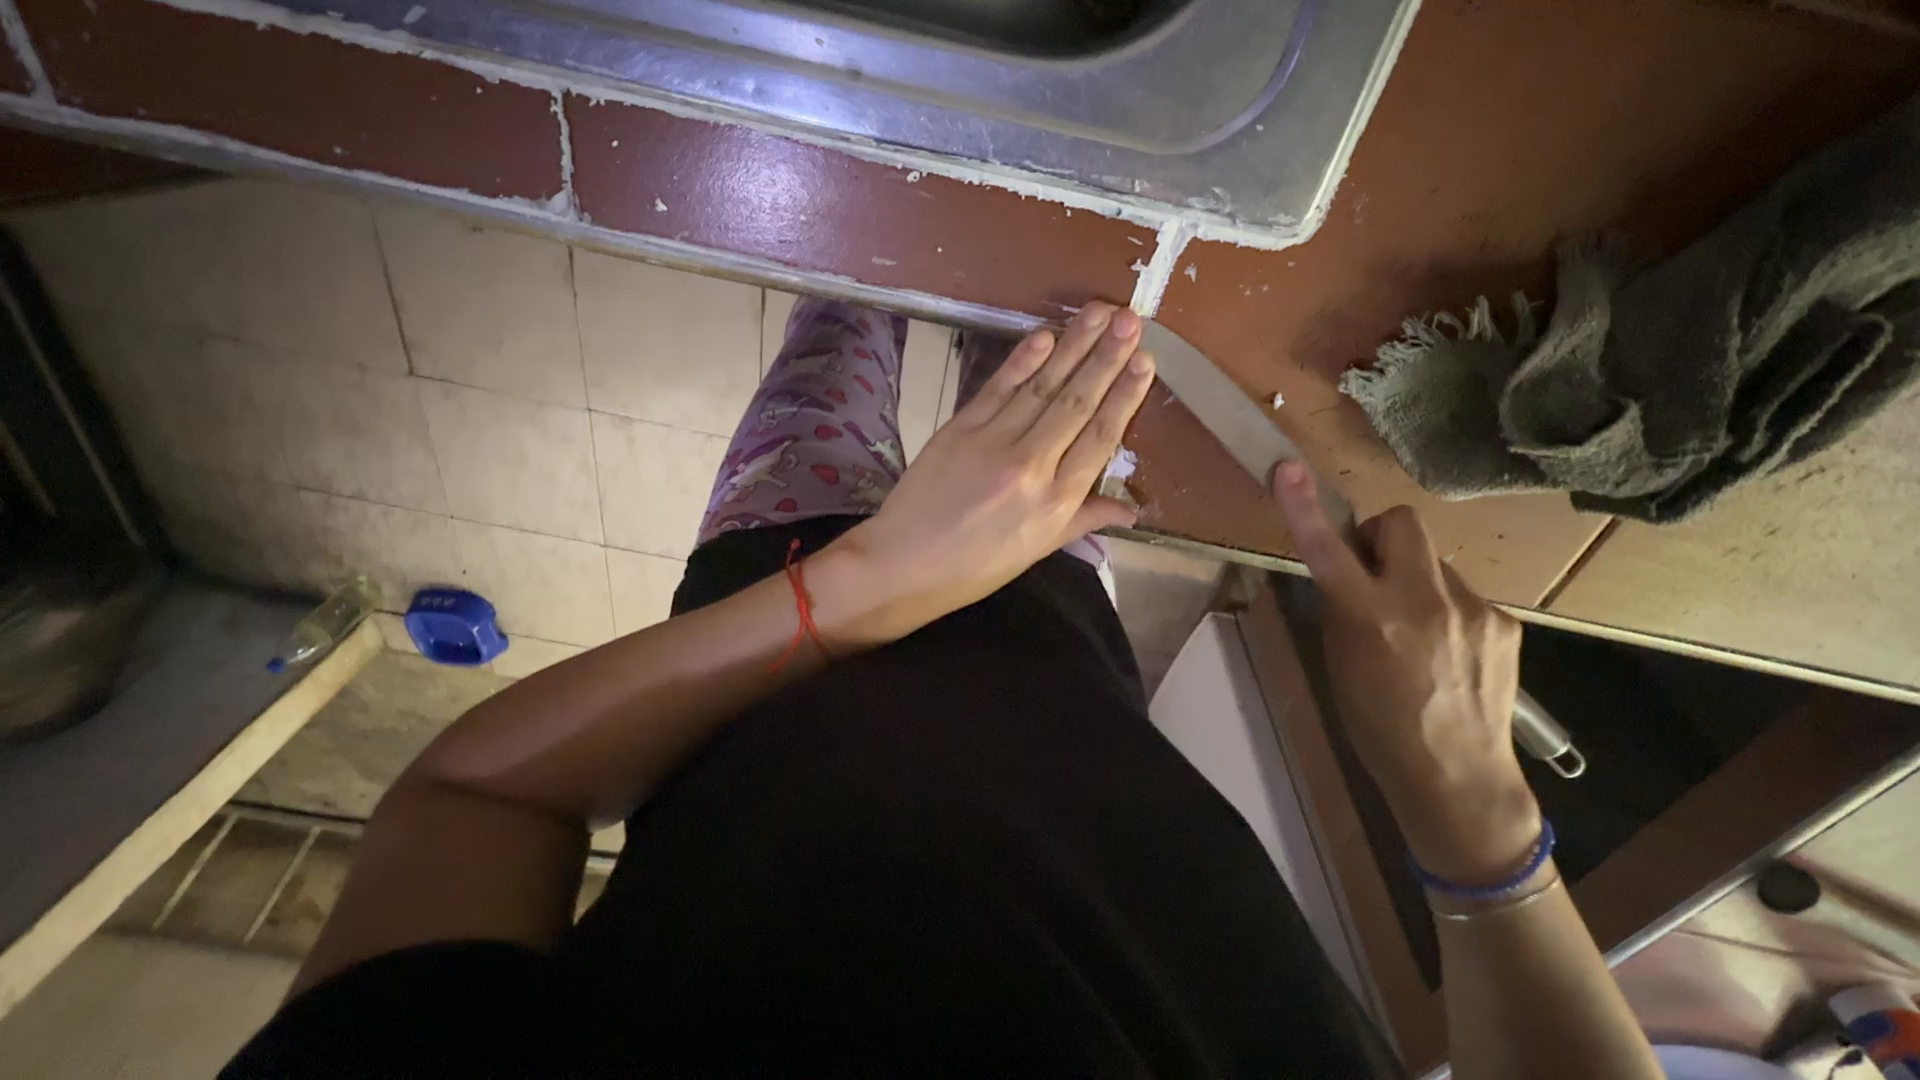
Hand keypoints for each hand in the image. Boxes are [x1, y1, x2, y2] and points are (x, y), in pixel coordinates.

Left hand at [816, 302, 1154, 645]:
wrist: (905, 565)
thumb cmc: (976, 567)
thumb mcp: (1038, 550)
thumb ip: (1084, 519)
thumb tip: (1131, 511)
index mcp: (1056, 503)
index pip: (1100, 438)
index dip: (1125, 396)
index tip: (1145, 361)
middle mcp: (1031, 467)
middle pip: (1076, 403)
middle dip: (1107, 357)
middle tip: (1133, 319)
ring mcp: (993, 443)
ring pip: (1043, 387)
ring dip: (1073, 346)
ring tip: (1100, 312)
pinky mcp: (960, 429)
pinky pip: (999, 388)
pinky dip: (1022, 360)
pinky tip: (1046, 335)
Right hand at [1270, 462, 1540, 884]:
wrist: (1457, 778)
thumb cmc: (1377, 727)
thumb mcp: (1340, 664)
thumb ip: (1342, 610)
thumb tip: (1345, 575)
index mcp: (1372, 618)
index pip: (1328, 550)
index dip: (1303, 508)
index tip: (1287, 468)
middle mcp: (1426, 602)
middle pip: (1402, 522)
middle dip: (1380, 536)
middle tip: (1371, 571)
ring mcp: (1474, 609)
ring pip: (1434, 563)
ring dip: (1414, 581)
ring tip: (1415, 633)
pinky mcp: (1505, 622)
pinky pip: (1463, 595)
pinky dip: (1446, 610)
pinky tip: (1446, 652)